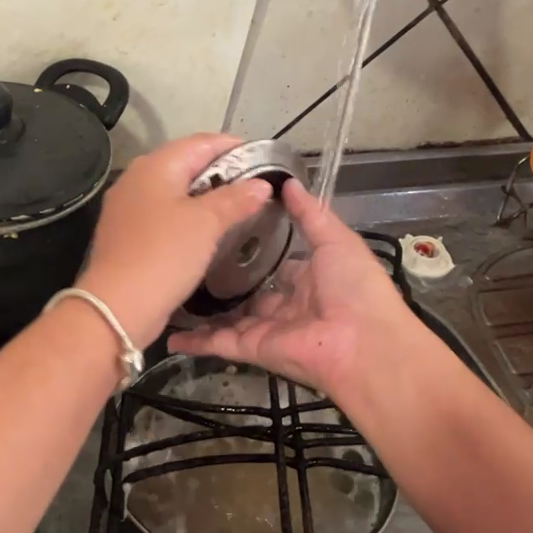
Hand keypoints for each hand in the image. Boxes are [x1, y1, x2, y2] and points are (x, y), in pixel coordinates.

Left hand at [76, 134, 271, 344]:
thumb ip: (235, 199)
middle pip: (185, 164)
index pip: (202, 142)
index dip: (235, 148)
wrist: (117, 307)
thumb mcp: (206, 223)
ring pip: (173, 191)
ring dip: (203, 197)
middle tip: (252, 188)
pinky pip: (162, 215)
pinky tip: (203, 233)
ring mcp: (127, 208)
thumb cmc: (164, 255)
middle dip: (220, 172)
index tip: (264, 161)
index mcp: (155, 165)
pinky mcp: (125, 235)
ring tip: (235, 210)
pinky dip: (185, 217)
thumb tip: (261, 185)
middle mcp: (136, 179)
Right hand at [168, 180, 420, 396]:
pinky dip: (195, 342)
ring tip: (171, 294)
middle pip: (250, 295)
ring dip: (204, 313)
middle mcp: (288, 306)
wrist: (364, 344)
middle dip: (224, 284)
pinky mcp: (254, 350)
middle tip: (188, 262)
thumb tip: (288, 182)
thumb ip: (309, 214)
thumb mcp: (336, 241)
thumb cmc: (356, 288)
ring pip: (229, 320)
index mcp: (311, 280)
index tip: (225, 236)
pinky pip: (220, 343)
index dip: (256, 254)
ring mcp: (268, 330)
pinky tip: (169, 334)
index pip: (279, 267)